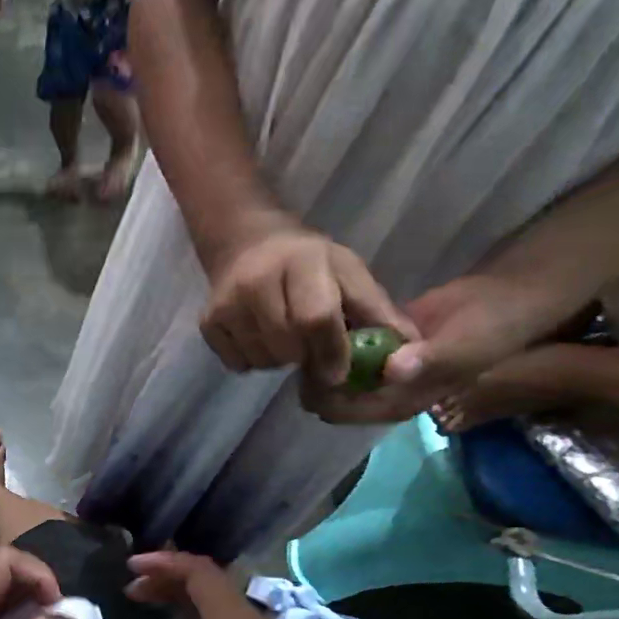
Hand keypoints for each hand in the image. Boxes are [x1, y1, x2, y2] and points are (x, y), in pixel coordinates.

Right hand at [122, 551, 367, 618]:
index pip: (200, 574)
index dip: (165, 563)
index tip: (133, 566)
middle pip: (202, 579)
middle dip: (164, 575)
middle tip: (131, 587)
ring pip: (208, 593)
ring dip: (175, 589)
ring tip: (142, 598)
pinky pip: (213, 609)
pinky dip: (187, 605)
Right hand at [201, 217, 414, 385]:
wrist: (244, 244)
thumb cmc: (307, 260)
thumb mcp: (347, 272)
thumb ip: (375, 309)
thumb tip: (410, 348)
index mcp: (299, 263)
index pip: (315, 318)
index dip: (331, 351)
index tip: (338, 374)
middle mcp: (256, 283)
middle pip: (286, 347)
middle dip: (305, 358)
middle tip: (311, 349)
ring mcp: (226, 305)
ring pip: (261, 360)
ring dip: (279, 361)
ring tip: (285, 340)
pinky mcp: (208, 323)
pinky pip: (237, 363)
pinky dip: (253, 360)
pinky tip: (260, 340)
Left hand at [304, 271, 577, 424]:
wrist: (502, 299)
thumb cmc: (488, 329)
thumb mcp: (464, 348)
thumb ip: (428, 361)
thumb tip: (391, 371)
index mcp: (396, 405)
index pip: (340, 412)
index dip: (321, 392)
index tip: (313, 362)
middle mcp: (379, 395)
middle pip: (326, 397)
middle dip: (314, 375)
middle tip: (307, 341)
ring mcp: (373, 372)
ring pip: (328, 374)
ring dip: (317, 357)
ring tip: (310, 329)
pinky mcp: (372, 349)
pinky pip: (340, 351)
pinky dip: (330, 340)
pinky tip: (324, 319)